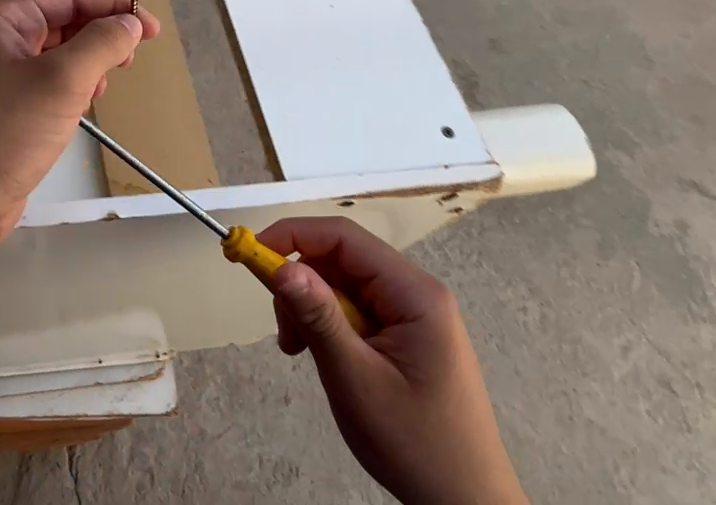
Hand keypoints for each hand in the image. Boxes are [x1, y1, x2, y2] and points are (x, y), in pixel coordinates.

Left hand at [0, 0, 155, 256]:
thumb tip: (129, 23)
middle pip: (64, 20)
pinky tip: (84, 106)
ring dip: (90, 64)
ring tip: (102, 88)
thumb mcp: (63, 81)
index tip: (150, 29)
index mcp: (1, 19)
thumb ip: (102, 44)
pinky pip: (52, 82)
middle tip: (131, 60)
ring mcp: (2, 73)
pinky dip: (75, 88)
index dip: (111, 6)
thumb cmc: (5, 132)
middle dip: (101, 36)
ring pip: (61, 53)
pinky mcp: (10, 105)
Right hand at [262, 217, 527, 504]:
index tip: (248, 256)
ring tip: (301, 351)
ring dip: (310, 309)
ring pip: (342, 285)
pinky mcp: (405, 335)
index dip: (292, 236)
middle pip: (340, 259)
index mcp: (414, 293)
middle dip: (300, 283)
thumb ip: (317, 317)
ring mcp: (412, 314)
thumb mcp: (356, 379)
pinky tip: (320, 356)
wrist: (466, 504)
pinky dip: (326, 325)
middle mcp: (415, 292)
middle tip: (283, 331)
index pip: (343, 238)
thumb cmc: (415, 443)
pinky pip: (354, 310)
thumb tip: (279, 264)